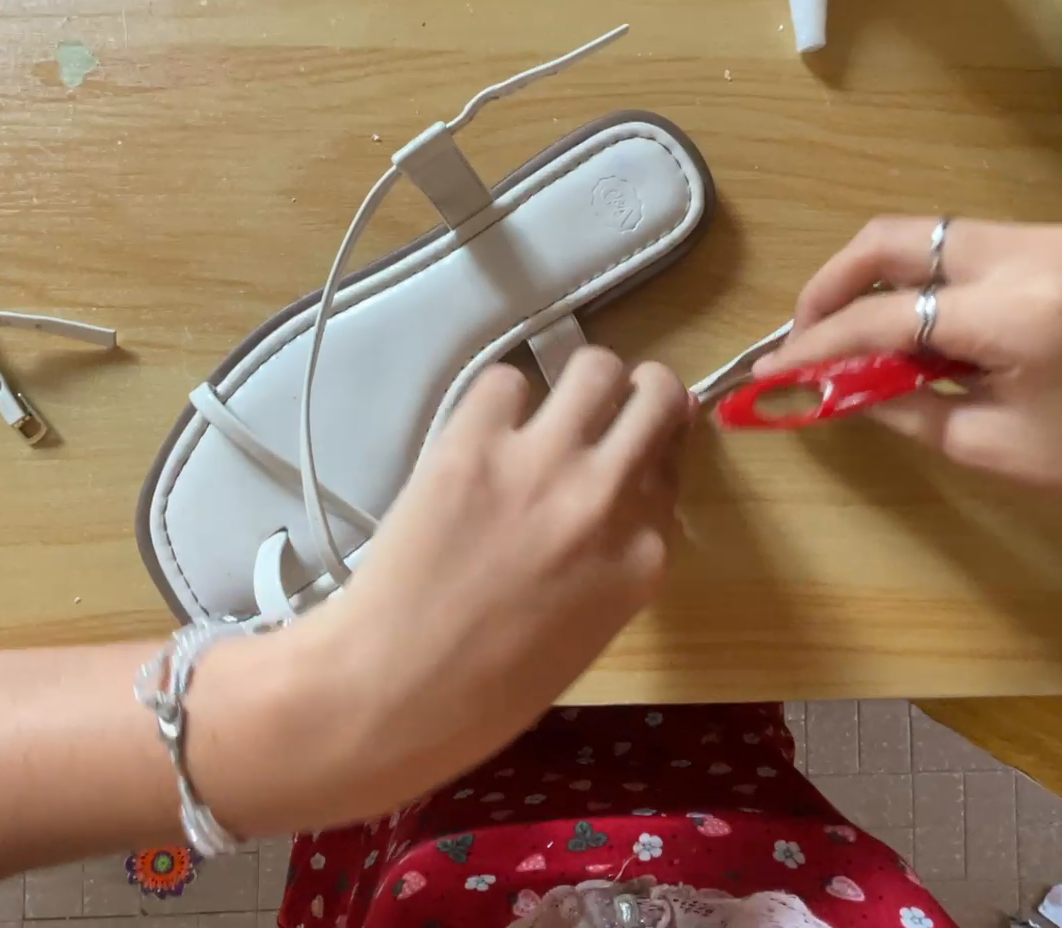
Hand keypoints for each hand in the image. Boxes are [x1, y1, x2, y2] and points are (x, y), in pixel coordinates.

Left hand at [258, 348, 690, 822]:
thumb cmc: (487, 690)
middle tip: (617, 397)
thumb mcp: (584, 631)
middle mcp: (605, 498)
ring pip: (595, 368)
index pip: (669, 473)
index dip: (649, 457)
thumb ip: (611, 562)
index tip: (629, 455)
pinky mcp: (473, 445)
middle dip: (646, 389)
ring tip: (554, 402)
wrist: (391, 693)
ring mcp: (540, 465)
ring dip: (584, 378)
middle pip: (656, 398)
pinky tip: (483, 433)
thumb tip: (611, 504)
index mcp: (640, 559)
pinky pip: (505, 381)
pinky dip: (499, 400)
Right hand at [757, 218, 1061, 553]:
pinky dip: (944, 281)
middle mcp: (1050, 250)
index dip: (816, 341)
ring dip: (890, 281)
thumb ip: (899, 403)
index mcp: (1028, 315)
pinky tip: (945, 325)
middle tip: (810, 327)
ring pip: (940, 237)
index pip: (884, 315)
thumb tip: (832, 382)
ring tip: (875, 335)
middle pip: (898, 236)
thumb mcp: (990, 449)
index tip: (773, 364)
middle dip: (835, 280)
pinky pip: (990, 246)